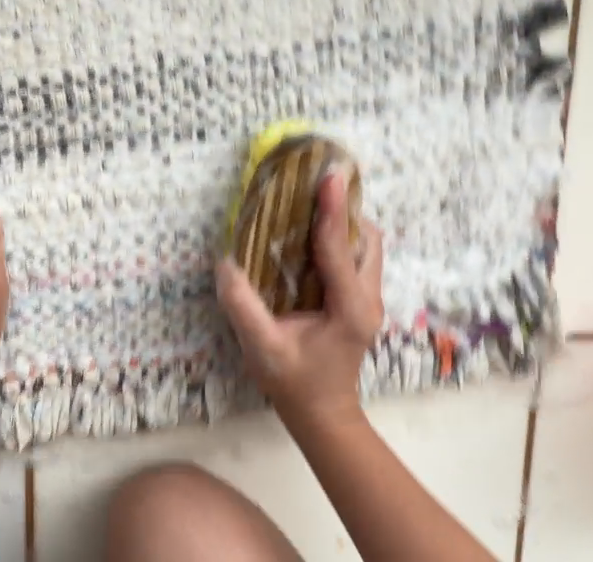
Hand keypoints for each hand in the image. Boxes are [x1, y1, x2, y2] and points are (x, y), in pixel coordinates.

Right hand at [216, 172, 384, 426]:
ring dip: (344, 221)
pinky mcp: (359, 301)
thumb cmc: (294, 383)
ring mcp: (368, 300)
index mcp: (349, 308)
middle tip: (313, 185)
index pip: (339, 248)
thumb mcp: (263, 348)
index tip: (328, 177)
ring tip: (311, 202)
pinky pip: (356, 256)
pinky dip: (339, 235)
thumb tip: (225, 263)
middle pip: (366, 240)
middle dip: (344, 209)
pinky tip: (311, 231)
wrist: (323, 415)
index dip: (332, 210)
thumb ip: (243, 306)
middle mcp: (367, 299)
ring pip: (366, 247)